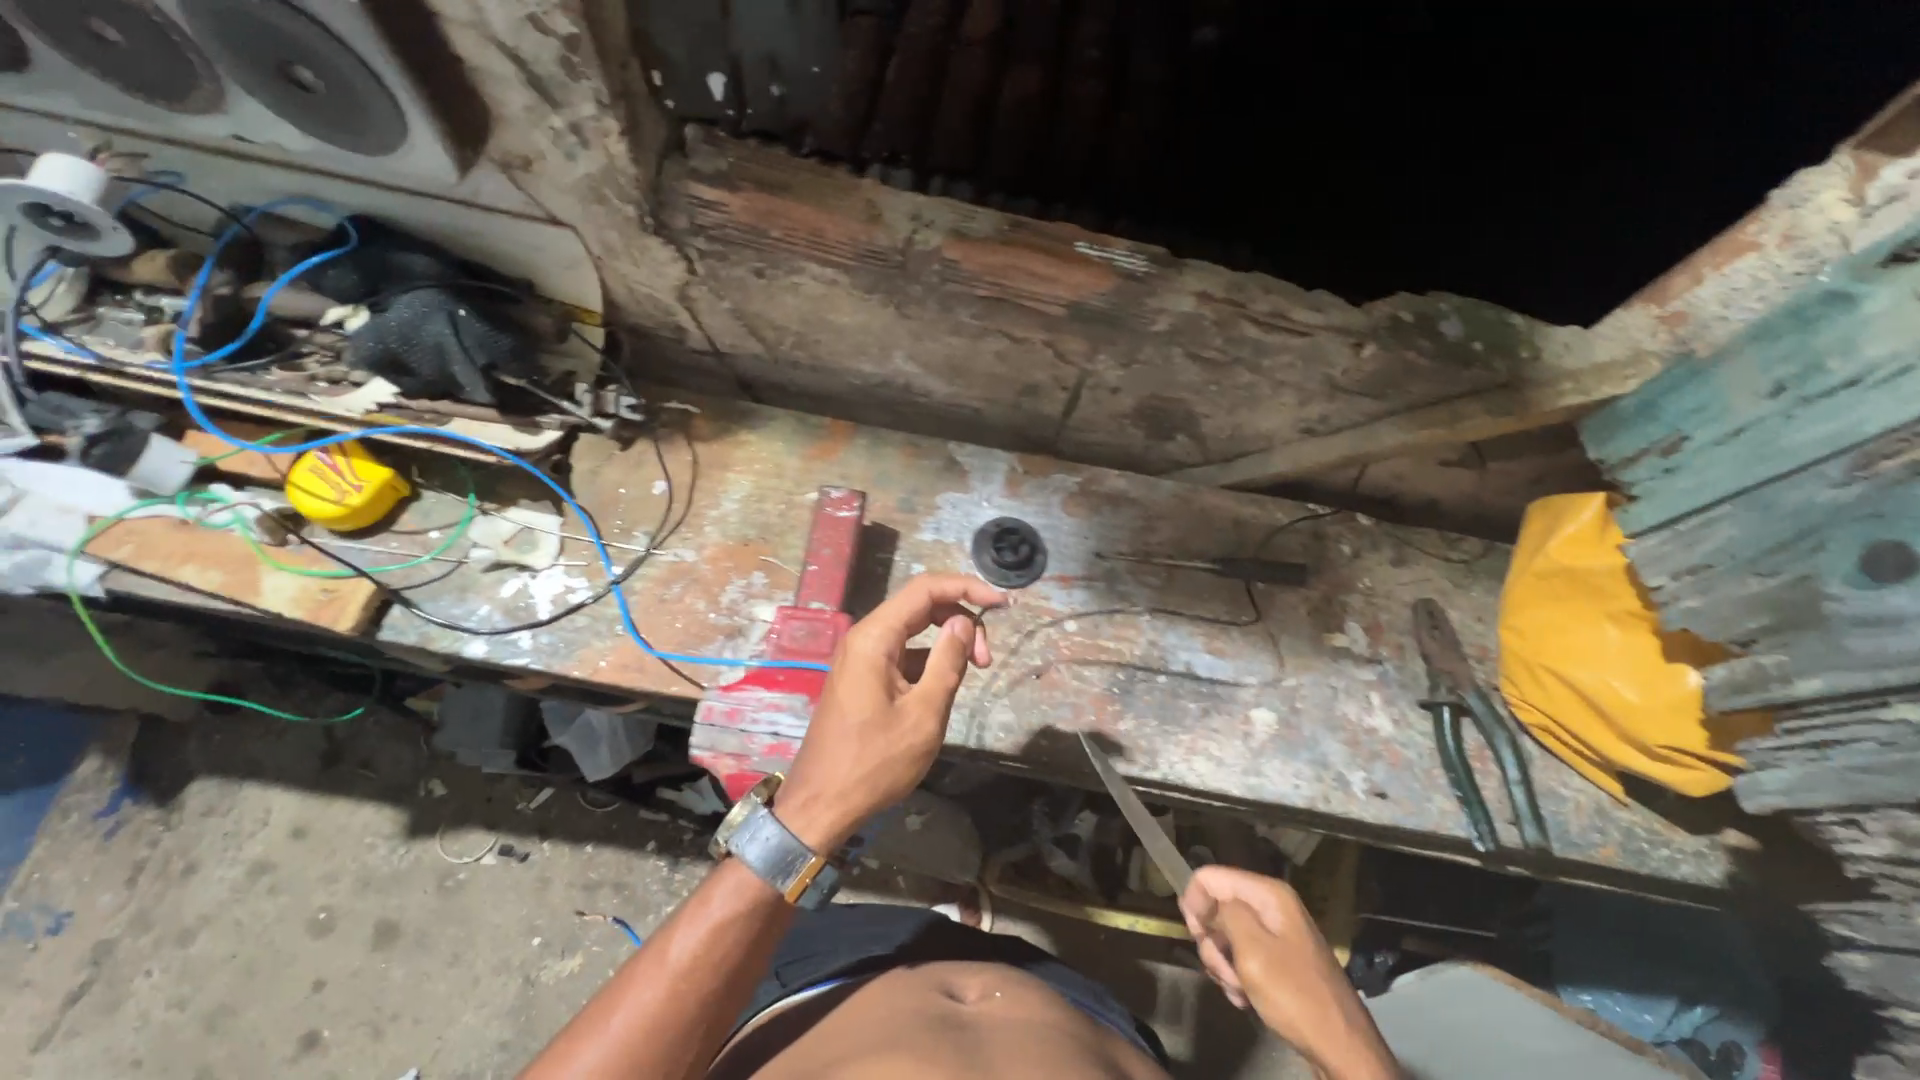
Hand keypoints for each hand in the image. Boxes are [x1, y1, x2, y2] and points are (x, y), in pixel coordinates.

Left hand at [776, 573, 1007, 851]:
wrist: (823, 803)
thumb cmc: (875, 762)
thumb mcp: (924, 713)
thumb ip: (947, 662)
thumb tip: (964, 622)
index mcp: (874, 638)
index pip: (925, 589)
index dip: (966, 587)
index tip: (1002, 604)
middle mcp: (864, 638)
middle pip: (920, 606)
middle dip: (961, 619)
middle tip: (987, 657)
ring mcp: (861, 659)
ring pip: (913, 631)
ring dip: (947, 642)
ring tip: (974, 673)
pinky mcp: (863, 678)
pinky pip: (902, 654)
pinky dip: (930, 661)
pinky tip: (946, 687)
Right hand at [1180, 866, 1315, 1009]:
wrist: (1338, 1044)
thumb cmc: (1294, 994)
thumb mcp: (1252, 950)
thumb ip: (1225, 914)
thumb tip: (1206, 898)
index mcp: (1267, 894)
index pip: (1209, 878)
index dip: (1194, 905)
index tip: (1199, 938)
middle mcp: (1270, 906)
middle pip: (1215, 907)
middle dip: (1212, 942)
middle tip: (1225, 971)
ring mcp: (1274, 932)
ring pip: (1224, 935)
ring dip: (1222, 965)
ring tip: (1239, 989)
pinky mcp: (1275, 957)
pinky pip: (1239, 955)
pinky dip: (1235, 976)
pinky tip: (1245, 997)